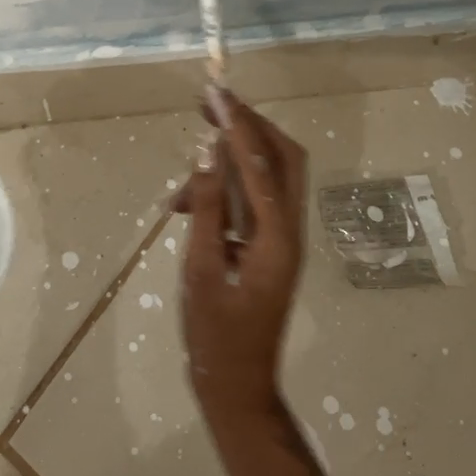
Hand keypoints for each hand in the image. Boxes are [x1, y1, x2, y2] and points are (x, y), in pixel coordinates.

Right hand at [176, 87, 307, 416]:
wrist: (236, 384)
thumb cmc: (215, 332)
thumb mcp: (200, 268)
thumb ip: (206, 207)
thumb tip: (205, 151)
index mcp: (278, 237)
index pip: (261, 164)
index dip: (237, 124)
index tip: (215, 92)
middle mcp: (290, 230)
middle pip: (282, 158)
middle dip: (249, 125)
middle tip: (211, 104)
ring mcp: (282, 238)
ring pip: (268, 176)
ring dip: (231, 159)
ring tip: (185, 173)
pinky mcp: (268, 245)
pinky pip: (253, 199)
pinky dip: (224, 188)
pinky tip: (185, 204)